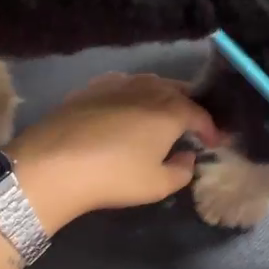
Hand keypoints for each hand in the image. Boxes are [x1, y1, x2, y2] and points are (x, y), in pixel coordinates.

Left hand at [7, 73, 221, 230]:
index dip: (211, 129)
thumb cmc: (114, 176)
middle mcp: (147, 88)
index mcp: (170, 109)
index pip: (199, 114)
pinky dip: (132, 95)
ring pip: (147, 83)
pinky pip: (121, 86)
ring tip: (160, 115)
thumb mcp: (157, 185)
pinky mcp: (89, 88)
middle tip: (191, 124)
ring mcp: (115, 84)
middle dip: (187, 106)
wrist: (52, 164)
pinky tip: (126, 109)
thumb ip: (181, 171)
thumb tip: (187, 157)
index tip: (215, 142)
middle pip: (175, 90)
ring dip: (159, 97)